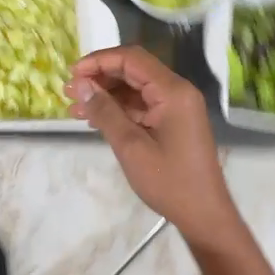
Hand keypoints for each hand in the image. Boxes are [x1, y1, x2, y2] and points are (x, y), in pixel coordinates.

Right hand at [67, 46, 238, 237]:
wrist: (204, 215)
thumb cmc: (169, 182)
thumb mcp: (130, 146)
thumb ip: (105, 111)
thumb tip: (80, 85)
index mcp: (172, 91)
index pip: (131, 59)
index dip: (99, 61)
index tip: (73, 74)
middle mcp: (177, 91)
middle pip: (133, 70)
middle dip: (100, 77)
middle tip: (70, 91)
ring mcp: (177, 106)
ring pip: (135, 87)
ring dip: (106, 94)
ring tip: (75, 107)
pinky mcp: (174, 121)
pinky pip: (142, 104)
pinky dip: (118, 108)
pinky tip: (95, 119)